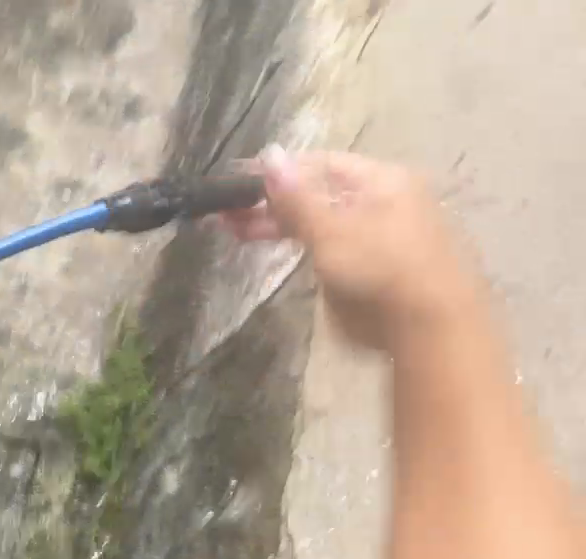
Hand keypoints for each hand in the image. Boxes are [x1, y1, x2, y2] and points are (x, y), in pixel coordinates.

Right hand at [223, 147, 487, 353]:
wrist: (420, 319)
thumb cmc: (380, 266)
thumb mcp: (332, 229)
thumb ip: (297, 197)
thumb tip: (268, 155)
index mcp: (379, 180)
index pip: (320, 163)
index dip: (276, 170)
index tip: (231, 182)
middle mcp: (373, 199)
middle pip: (313, 190)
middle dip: (268, 198)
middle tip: (222, 210)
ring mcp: (363, 230)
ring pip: (309, 216)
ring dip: (270, 220)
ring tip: (229, 228)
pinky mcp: (351, 259)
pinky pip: (312, 238)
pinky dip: (284, 237)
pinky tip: (259, 240)